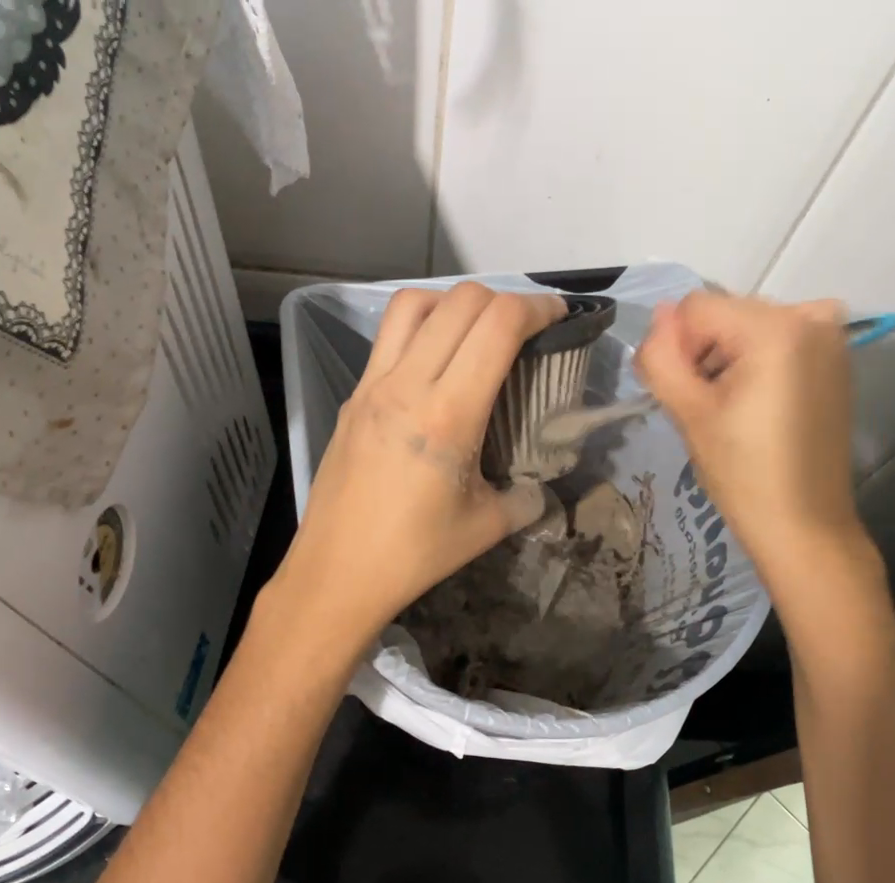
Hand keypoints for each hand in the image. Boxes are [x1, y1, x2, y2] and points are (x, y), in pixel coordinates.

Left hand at [268, 283, 566, 639]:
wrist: (336, 571)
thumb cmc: (413, 553)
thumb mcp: (486, 527)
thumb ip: (524, 497)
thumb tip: (538, 487)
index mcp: (447, 413)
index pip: (498, 324)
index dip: (537, 308)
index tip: (557, 319)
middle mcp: (406, 384)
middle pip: (460, 301)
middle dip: (504, 300)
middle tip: (526, 327)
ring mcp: (372, 386)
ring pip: (413, 305)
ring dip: (453, 303)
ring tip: (475, 332)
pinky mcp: (353, 397)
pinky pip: (388, 339)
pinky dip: (421, 329)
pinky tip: (436, 367)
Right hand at [635, 292, 861, 549]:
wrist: (805, 525)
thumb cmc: (743, 473)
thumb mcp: (689, 412)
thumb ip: (661, 357)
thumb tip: (658, 316)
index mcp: (775, 327)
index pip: (694, 308)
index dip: (678, 350)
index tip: (688, 398)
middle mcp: (810, 316)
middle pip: (724, 313)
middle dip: (706, 352)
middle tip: (709, 410)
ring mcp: (829, 336)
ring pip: (748, 327)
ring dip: (728, 359)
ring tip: (733, 412)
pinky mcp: (835, 358)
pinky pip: (778, 341)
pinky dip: (757, 363)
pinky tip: (757, 407)